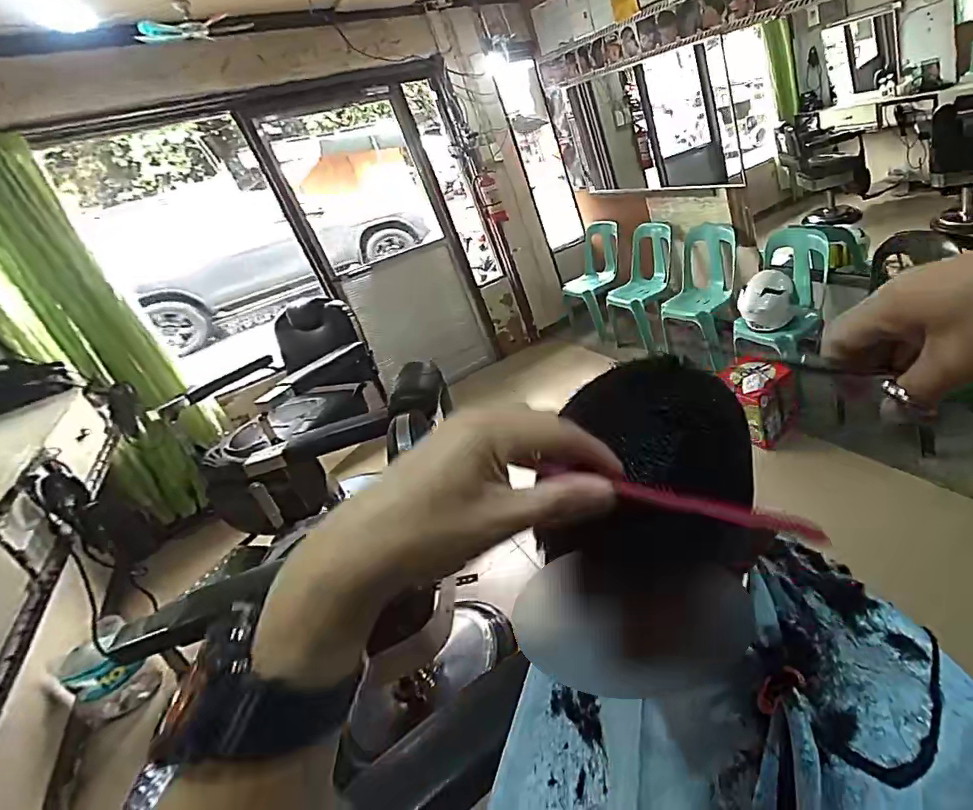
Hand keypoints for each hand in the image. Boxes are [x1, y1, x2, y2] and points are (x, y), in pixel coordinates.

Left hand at [253, 408, 620, 684]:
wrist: (349, 558)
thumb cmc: (427, 535)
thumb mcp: (498, 520)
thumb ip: (557, 500)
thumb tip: (609, 490)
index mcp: (493, 426)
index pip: (562, 431)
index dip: (596, 454)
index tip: (622, 479)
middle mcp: (478, 416)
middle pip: (543, 424)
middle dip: (574, 451)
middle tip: (597, 483)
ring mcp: (458, 428)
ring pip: (522, 430)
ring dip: (549, 453)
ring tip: (568, 483)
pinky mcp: (446, 446)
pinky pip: (500, 439)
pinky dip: (524, 456)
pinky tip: (526, 482)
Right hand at [823, 229, 972, 404]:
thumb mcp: (953, 366)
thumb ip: (913, 390)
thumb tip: (887, 411)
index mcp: (890, 302)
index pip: (839, 336)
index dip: (838, 372)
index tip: (853, 405)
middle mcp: (903, 287)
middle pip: (867, 330)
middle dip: (870, 368)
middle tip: (886, 405)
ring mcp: (934, 282)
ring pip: (899, 326)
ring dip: (899, 360)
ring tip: (914, 395)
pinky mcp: (961, 285)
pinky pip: (925, 319)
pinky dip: (924, 346)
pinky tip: (945, 369)